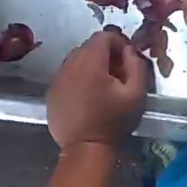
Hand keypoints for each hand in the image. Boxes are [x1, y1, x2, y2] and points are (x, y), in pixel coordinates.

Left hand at [46, 30, 148, 149]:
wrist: (85, 149)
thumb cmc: (113, 122)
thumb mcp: (136, 94)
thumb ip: (136, 65)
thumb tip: (128, 51)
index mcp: (90, 62)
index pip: (103, 36)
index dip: (118, 43)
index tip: (126, 60)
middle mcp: (70, 64)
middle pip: (88, 46)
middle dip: (104, 54)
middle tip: (116, 74)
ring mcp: (57, 77)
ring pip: (76, 59)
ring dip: (90, 65)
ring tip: (101, 86)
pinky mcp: (51, 91)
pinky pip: (67, 74)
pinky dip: (77, 78)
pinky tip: (86, 97)